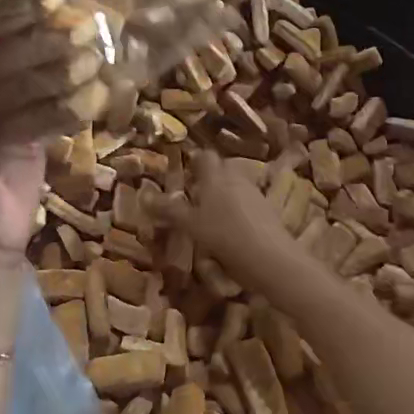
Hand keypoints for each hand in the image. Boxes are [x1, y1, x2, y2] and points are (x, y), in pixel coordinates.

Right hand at [156, 151, 306, 288]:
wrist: (270, 257)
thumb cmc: (224, 235)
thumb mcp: (191, 225)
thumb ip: (169, 209)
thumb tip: (143, 194)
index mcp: (216, 176)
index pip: (205, 156)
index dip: (194, 161)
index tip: (183, 173)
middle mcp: (236, 178)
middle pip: (221, 169)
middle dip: (208, 178)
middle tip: (192, 196)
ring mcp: (254, 193)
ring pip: (235, 185)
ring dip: (223, 194)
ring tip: (209, 214)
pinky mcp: (267, 209)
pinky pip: (246, 201)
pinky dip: (236, 208)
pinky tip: (230, 227)